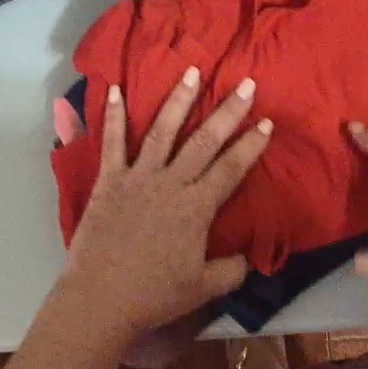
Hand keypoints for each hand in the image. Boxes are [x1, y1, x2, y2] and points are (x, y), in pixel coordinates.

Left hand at [60, 67, 272, 337]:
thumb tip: (247, 257)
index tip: (266, 122)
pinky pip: (112, 142)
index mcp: (196, 207)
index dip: (250, 145)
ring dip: (178, 100)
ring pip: (163, 131)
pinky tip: (114, 89)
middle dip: (227, 112)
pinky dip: (113, 115)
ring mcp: (138, 176)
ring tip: (192, 71)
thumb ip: (230, 270)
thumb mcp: (203, 289)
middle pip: (204, 141)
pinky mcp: (109, 179)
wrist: (101, 297)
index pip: (231, 169)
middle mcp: (171, 183)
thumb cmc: (154, 294)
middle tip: (246, 84)